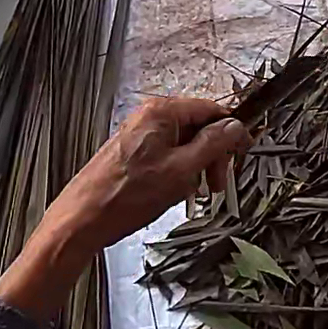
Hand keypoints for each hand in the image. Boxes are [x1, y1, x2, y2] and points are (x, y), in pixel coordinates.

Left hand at [0, 97, 250, 320]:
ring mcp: (140, 133)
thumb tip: (236, 126)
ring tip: (195, 191)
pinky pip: (168, 153)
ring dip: (197, 165)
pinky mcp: (133, 151)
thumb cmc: (129, 195)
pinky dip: (179, 170)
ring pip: (184, 142)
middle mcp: (150, 116)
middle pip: (198, 125)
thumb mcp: (183, 170)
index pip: (211, 109)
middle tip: (216, 183)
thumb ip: (214, 144)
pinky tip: (176, 191)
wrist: (83, 219)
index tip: (244, 152)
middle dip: (213, 153)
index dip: (231, 131)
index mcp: (162, 112)